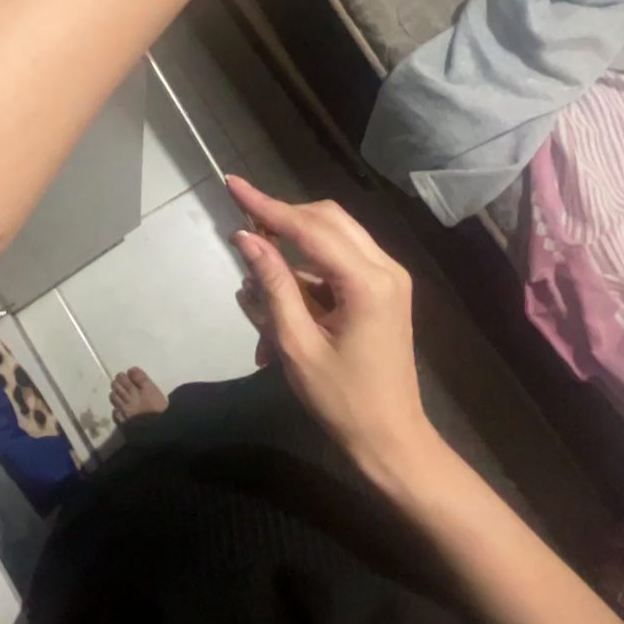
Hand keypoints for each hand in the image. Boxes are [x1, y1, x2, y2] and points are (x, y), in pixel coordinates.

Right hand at [225, 176, 439, 474]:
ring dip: (292, 247)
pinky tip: (280, 302)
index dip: (266, 206)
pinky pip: (339, 261)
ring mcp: (389, 278)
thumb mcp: (296, 345)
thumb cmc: (341, 399)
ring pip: (334, 236)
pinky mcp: (383, 290)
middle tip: (242, 229)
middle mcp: (385, 269)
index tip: (232, 185)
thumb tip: (245, 238)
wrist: (390, 437)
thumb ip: (273, 286)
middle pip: (326, 220)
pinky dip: (307, 273)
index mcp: (368, 282)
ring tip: (257, 278)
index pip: (309, 228)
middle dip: (281, 218)